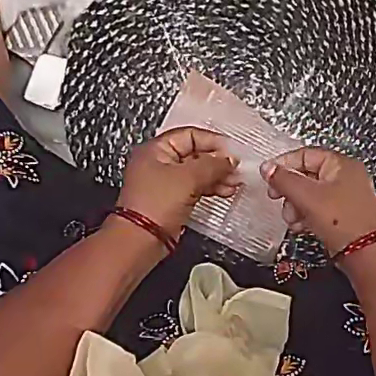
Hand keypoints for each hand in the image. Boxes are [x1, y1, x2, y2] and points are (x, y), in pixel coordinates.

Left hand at [117, 127, 240, 237]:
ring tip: (233, 182)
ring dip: (217, 176)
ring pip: (197, 172)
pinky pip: (195, 188)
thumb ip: (212, 164)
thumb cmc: (152, 206)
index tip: (231, 151)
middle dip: (218, 162)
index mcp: (156, 150)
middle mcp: (159, 163)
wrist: (141, 240)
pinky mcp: (171, 200)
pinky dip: (211, 188)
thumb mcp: (188, 177)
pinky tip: (224, 191)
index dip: (213, 142)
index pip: (190, 135)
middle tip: (234, 168)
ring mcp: (165, 183)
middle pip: (195, 154)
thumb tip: (228, 159)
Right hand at [262, 147, 375, 254]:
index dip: (284, 165)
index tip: (269, 177)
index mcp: (340, 164)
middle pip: (306, 176)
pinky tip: (301, 226)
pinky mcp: (344, 215)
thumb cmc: (341, 221)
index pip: (305, 154)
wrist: (364, 253)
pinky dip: (307, 216)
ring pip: (310, 195)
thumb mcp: (306, 196)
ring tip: (292, 219)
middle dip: (289, 191)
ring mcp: (346, 196)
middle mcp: (346, 177)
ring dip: (296, 206)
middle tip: (278, 198)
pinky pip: (319, 209)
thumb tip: (267, 168)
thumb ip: (283, 179)